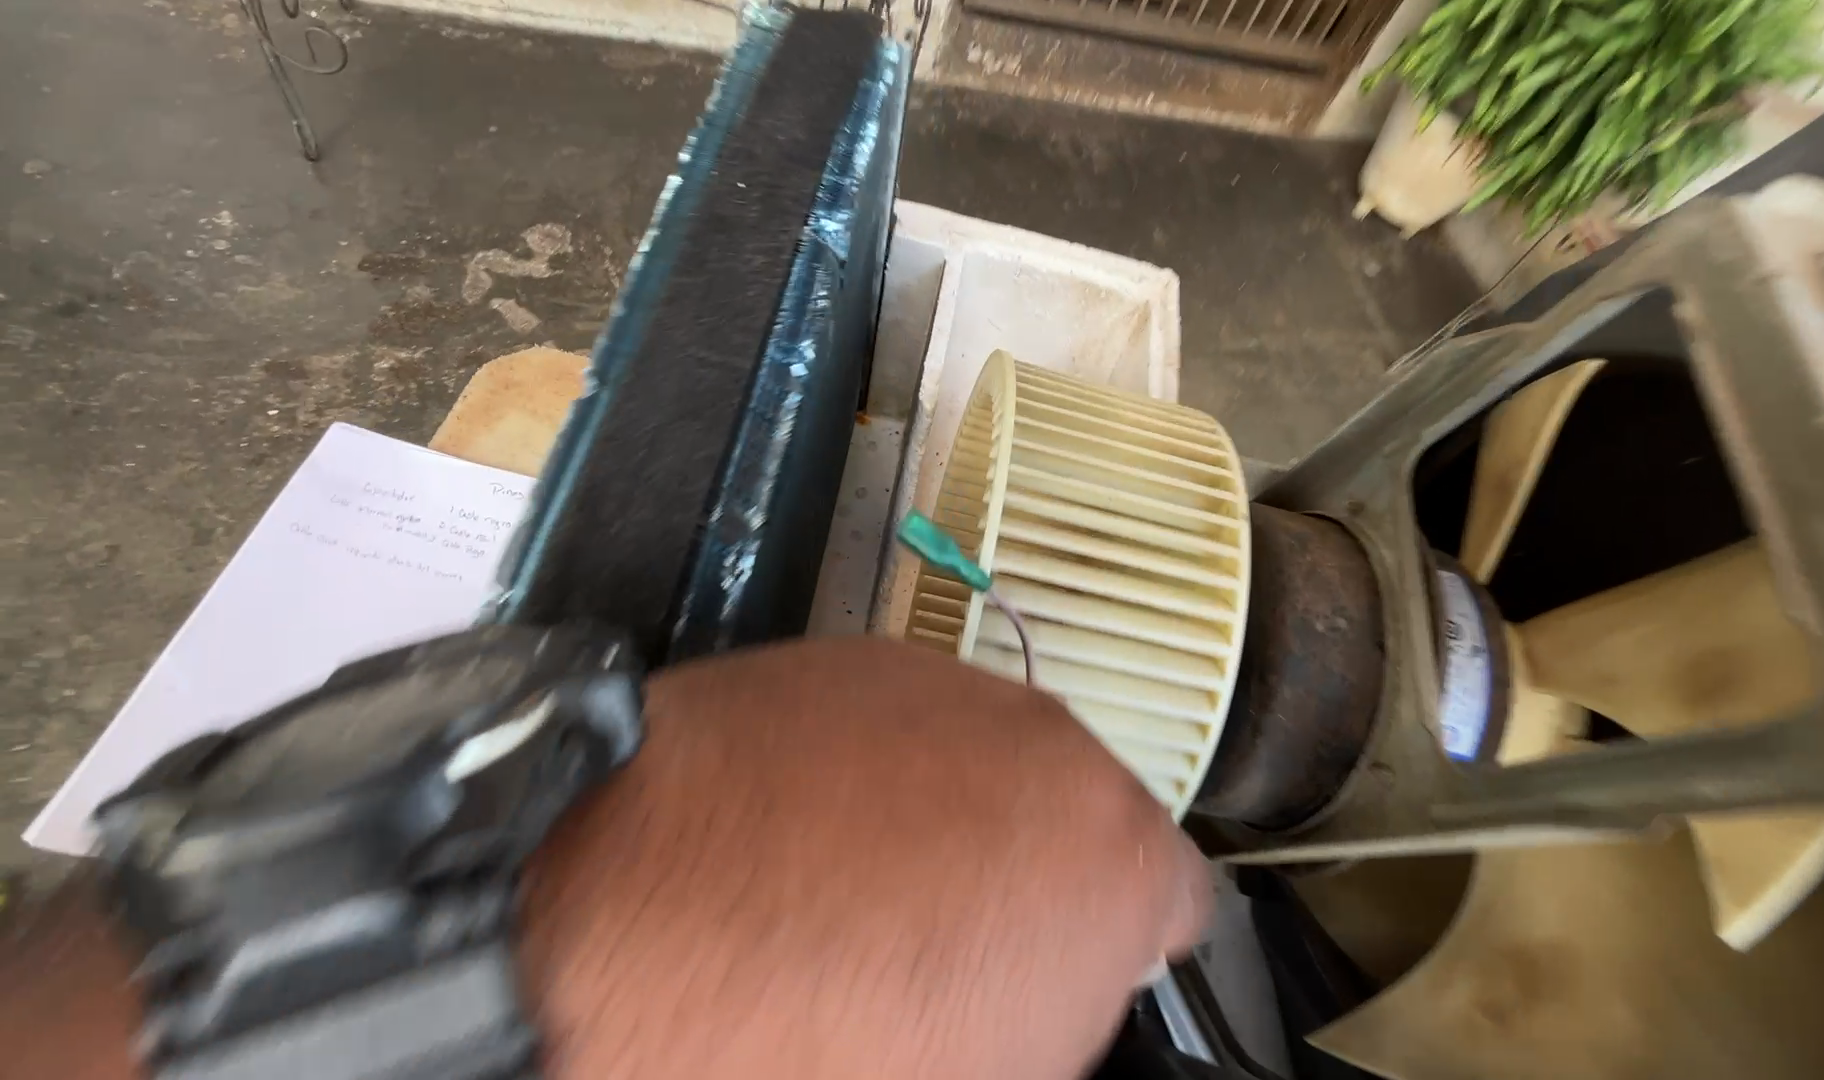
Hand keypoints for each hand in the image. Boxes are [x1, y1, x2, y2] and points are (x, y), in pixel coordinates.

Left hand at [520, 635, 1212, 1079]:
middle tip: (945, 933)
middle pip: (1080, 813)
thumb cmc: (809, 1037)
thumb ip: (1046, 1009)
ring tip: (859, 872)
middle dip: (1036, 872)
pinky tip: (807, 814)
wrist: (624, 915)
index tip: (1062, 972)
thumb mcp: (982, 1067)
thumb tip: (1036, 975)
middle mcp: (1049, 741)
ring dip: (958, 810)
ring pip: (991, 757)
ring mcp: (947, 685)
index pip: (1180, 900)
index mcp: (1114, 856)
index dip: (1121, 948)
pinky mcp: (856, 655)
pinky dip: (882, 764)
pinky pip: (907, 722)